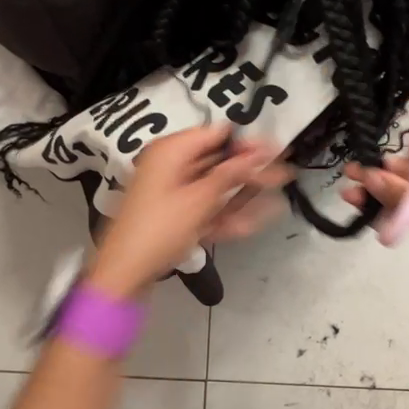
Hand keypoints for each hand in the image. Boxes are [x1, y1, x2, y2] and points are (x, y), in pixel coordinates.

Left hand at [87, 125, 291, 297]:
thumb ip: (231, 174)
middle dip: (250, 172)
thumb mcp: (197, 199)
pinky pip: (206, 210)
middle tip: (285, 175)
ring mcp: (173, 194)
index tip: (276, 150)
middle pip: (218, 163)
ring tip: (277, 202)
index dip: (246, 143)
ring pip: (215, 189)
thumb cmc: (158, 229)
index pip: (215, 136)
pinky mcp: (176, 218)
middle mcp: (171, 167)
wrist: (124, 273)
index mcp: (171, 152)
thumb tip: (260, 150)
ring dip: (243, 197)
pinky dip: (226, 216)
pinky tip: (252, 222)